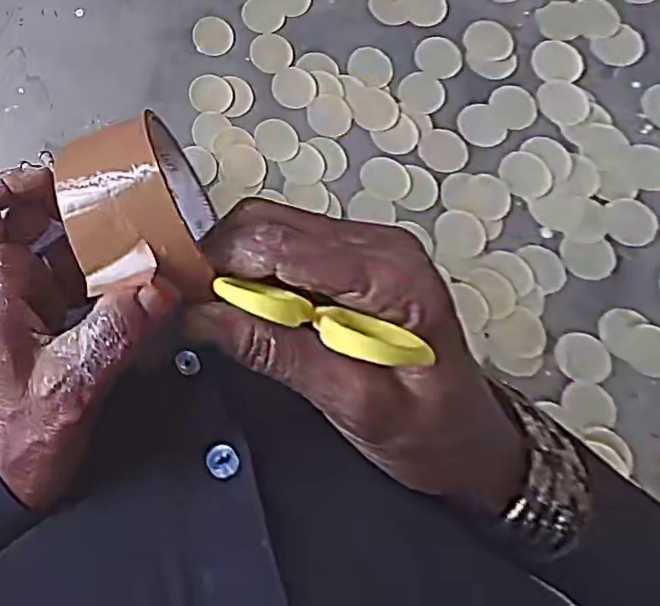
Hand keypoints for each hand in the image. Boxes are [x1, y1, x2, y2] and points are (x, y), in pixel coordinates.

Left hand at [0, 166, 179, 509]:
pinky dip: (116, 272)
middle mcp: (15, 282)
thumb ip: (112, 335)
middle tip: (119, 197)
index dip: (11, 182)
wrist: (8, 483)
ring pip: (67, 245)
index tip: (56, 177)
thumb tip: (155, 287)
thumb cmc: (12, 439)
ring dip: (103, 237)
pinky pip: (89, 278)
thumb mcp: (66, 385)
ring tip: (143, 230)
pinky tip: (147, 278)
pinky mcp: (62, 319)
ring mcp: (39, 300)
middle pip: (36, 216)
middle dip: (76, 202)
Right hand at [186, 200, 525, 512]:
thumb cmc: (433, 432)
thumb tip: (203, 318)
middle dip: (220, 260)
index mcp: (389, 274)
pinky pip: (280, 237)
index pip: (278, 244)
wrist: (473, 438)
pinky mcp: (346, 250)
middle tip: (197, 307)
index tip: (185, 298)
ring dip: (232, 261)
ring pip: (266, 223)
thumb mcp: (354, 404)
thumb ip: (276, 353)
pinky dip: (251, 265)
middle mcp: (376, 242)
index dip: (221, 266)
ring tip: (223, 310)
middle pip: (266, 222)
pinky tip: (251, 302)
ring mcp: (362, 240)